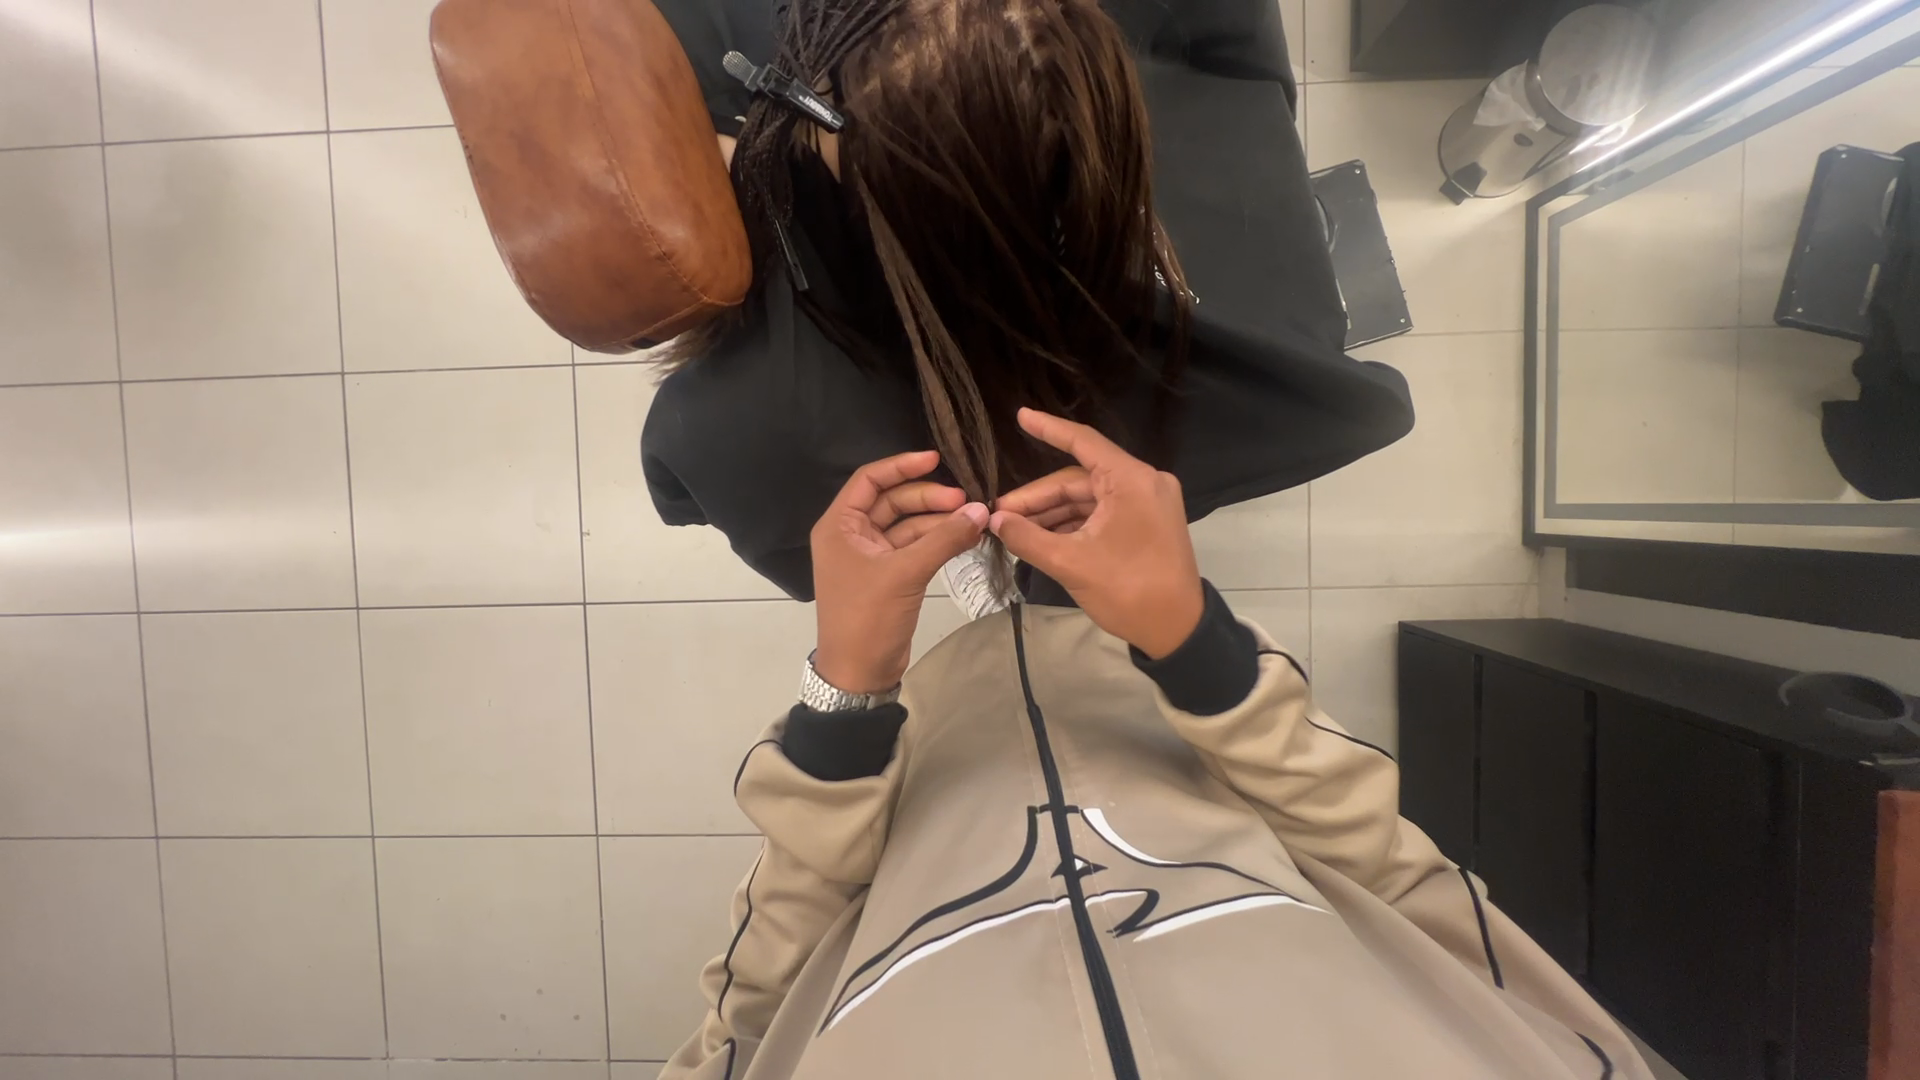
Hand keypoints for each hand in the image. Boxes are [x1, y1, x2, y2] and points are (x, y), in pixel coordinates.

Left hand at [812, 450, 988, 693]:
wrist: (859, 673)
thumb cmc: (867, 617)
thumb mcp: (905, 573)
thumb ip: (943, 539)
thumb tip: (981, 510)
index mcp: (839, 526)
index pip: (869, 480)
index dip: (902, 466)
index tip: (935, 458)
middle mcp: (852, 535)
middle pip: (892, 502)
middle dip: (928, 498)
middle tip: (965, 501)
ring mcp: (871, 556)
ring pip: (908, 526)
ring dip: (937, 521)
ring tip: (973, 519)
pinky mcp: (889, 575)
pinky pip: (914, 548)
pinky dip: (937, 542)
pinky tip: (965, 537)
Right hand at [989, 408, 1202, 658]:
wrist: (1177, 631)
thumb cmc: (1128, 591)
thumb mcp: (1071, 564)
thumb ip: (1028, 538)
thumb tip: (995, 520)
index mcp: (1132, 481)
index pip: (1083, 443)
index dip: (1049, 429)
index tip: (1021, 416)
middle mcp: (1143, 483)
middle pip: (1078, 479)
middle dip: (1038, 498)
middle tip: (1000, 516)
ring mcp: (1146, 504)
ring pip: (1087, 499)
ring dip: (1051, 514)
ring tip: (1013, 530)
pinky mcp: (1145, 524)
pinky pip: (1100, 514)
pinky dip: (1071, 524)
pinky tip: (1040, 538)